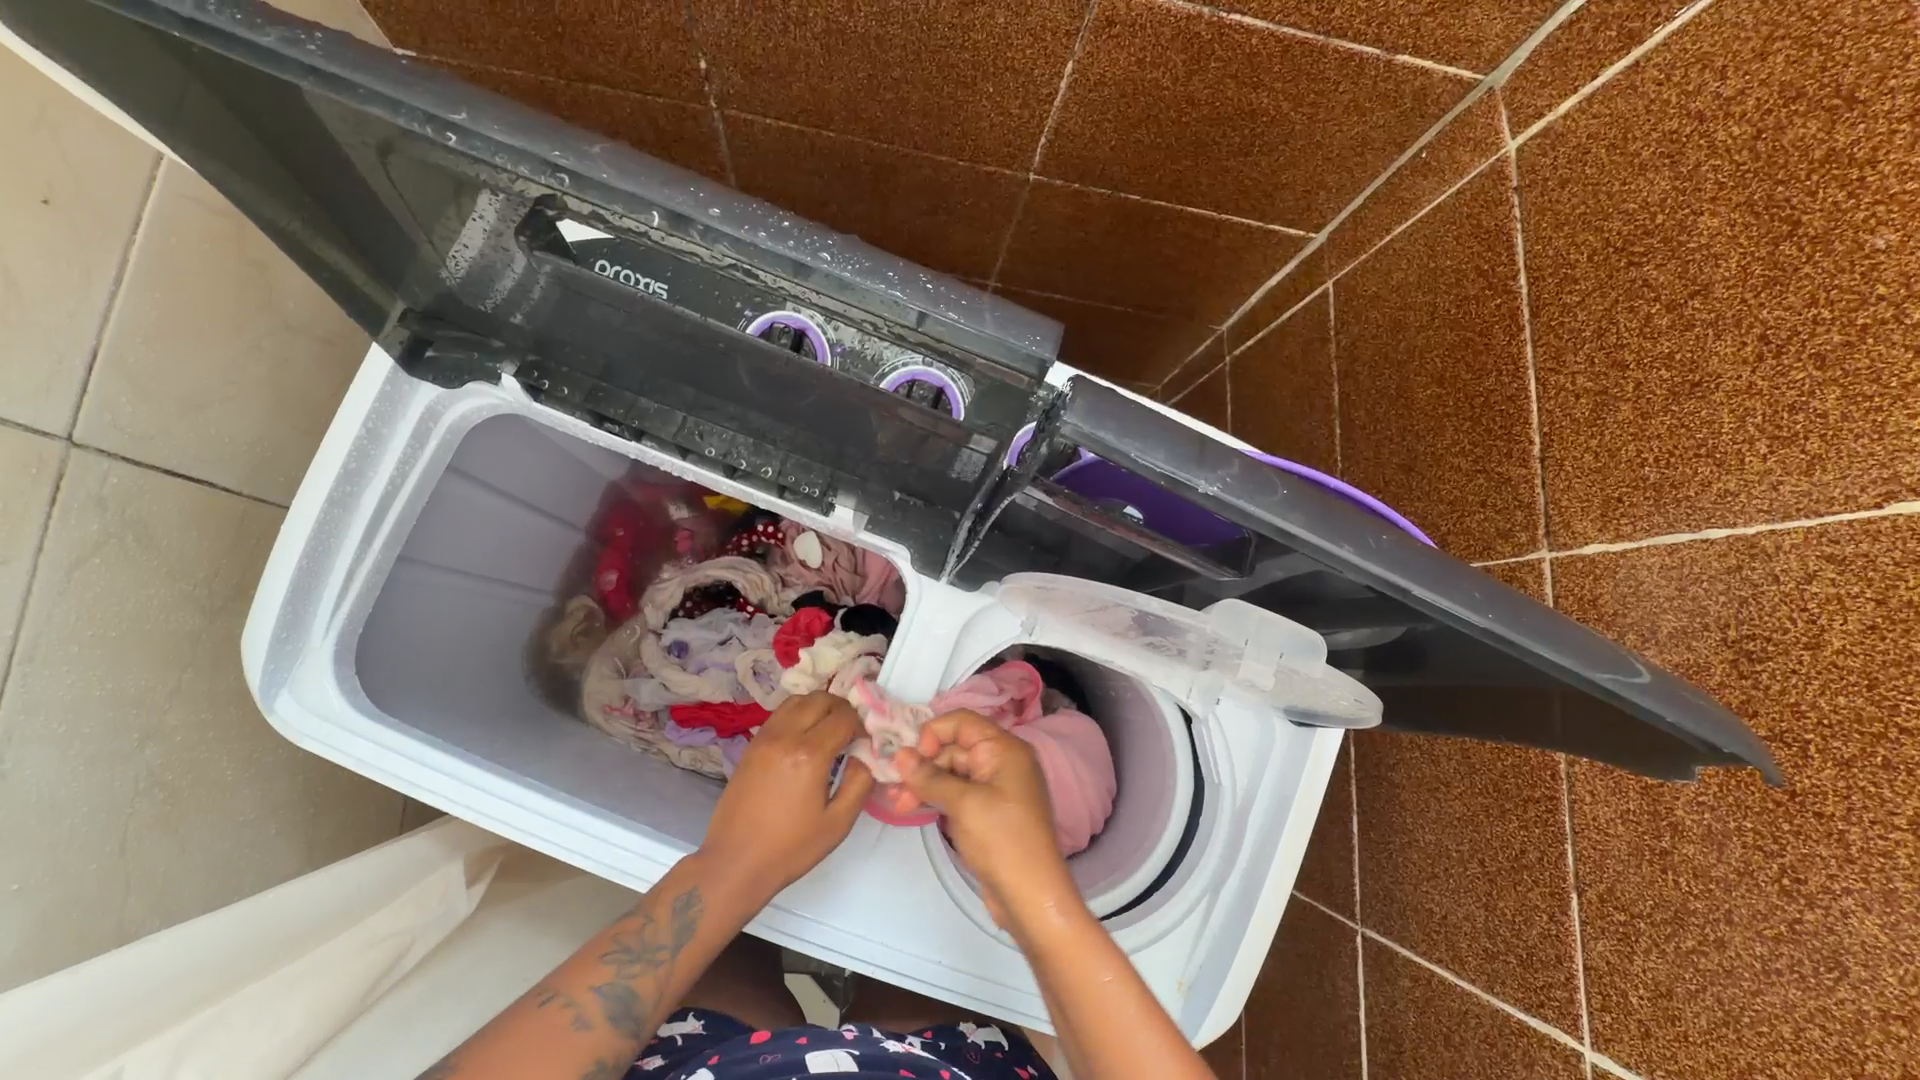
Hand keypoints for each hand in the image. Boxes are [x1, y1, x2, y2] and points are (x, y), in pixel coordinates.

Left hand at [700, 693, 874, 901]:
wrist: (735, 862)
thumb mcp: (838, 822)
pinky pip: (780, 714)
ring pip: (797, 700)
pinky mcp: (751, 745)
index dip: (862, 724)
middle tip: (853, 731)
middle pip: (820, 699)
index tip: (868, 741)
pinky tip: (806, 738)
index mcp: (809, 754)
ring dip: (819, 707)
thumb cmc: (791, 848)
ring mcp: (764, 738)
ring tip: (830, 730)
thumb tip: (868, 754)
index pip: (844, 717)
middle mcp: (785, 736)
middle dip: (843, 709)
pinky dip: (798, 714)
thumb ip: (860, 782)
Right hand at [888, 711, 1081, 930]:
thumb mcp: (963, 803)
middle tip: (894, 788)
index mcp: (1005, 749)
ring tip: (899, 805)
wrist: (1030, 894)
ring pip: (953, 773)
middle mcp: (1003, 762)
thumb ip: (929, 776)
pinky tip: (914, 809)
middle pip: (954, 748)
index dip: (932, 734)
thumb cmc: (1002, 839)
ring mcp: (997, 788)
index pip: (962, 722)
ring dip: (925, 784)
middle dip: (923, 765)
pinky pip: (959, 794)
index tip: (909, 758)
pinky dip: (937, 798)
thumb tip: (900, 754)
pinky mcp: (989, 812)